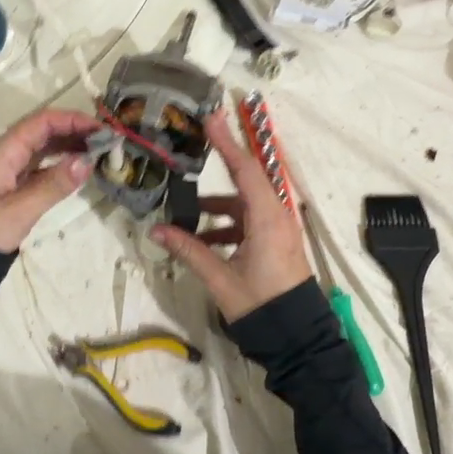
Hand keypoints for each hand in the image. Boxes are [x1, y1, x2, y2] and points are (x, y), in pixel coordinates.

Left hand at [0, 109, 97, 252]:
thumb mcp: (20, 210)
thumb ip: (54, 185)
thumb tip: (88, 161)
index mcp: (5, 150)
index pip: (43, 121)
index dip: (74, 120)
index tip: (102, 129)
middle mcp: (7, 151)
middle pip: (44, 130)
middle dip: (76, 131)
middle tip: (108, 142)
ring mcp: (8, 166)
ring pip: (43, 146)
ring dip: (70, 145)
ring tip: (99, 153)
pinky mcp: (10, 181)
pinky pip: (39, 163)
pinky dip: (60, 162)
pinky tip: (78, 169)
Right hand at [151, 110, 312, 321]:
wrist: (296, 336)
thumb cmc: (261, 304)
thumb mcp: (221, 277)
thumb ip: (189, 250)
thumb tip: (156, 231)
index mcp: (268, 218)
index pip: (245, 170)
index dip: (227, 142)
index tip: (211, 117)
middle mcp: (277, 216)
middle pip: (247, 180)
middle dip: (222, 163)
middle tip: (197, 144)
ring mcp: (278, 229)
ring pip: (244, 204)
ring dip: (217, 206)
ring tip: (186, 214)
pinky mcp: (275, 242)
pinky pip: (248, 221)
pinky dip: (226, 225)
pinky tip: (202, 240)